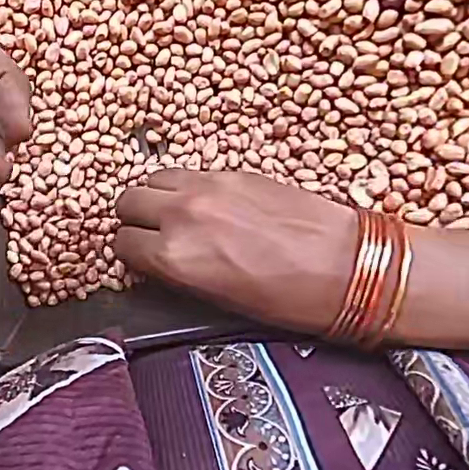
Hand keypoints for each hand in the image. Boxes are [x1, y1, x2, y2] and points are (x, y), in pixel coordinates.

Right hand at [115, 170, 358, 334]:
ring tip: (175, 212)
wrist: (346, 266)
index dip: (130, 252)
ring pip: (154, 178)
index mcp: (172, 256)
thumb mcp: (217, 298)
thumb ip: (176, 271)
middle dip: (134, 218)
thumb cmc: (287, 298)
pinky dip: (186, 186)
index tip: (140, 256)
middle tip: (150, 231)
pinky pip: (190, 173)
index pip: (122, 243)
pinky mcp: (233, 171)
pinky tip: (207, 203)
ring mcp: (206, 186)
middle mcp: (181, 214)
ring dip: (156, 195)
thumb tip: (158, 259)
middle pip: (128, 201)